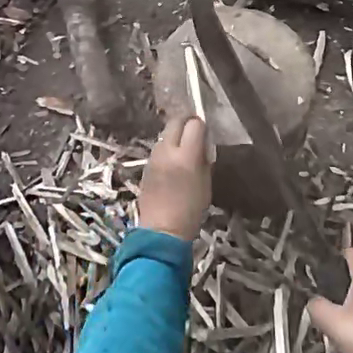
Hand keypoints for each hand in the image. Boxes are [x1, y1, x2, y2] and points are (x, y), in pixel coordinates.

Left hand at [137, 116, 211, 240]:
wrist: (162, 230)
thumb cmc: (191, 210)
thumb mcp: (206, 182)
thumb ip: (204, 158)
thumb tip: (203, 144)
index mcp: (186, 156)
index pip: (194, 125)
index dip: (201, 126)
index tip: (206, 135)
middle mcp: (167, 151)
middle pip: (175, 122)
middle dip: (186, 123)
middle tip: (195, 134)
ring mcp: (154, 157)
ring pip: (165, 134)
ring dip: (175, 136)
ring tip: (183, 150)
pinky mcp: (145, 165)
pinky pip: (158, 148)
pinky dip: (167, 149)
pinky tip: (172, 163)